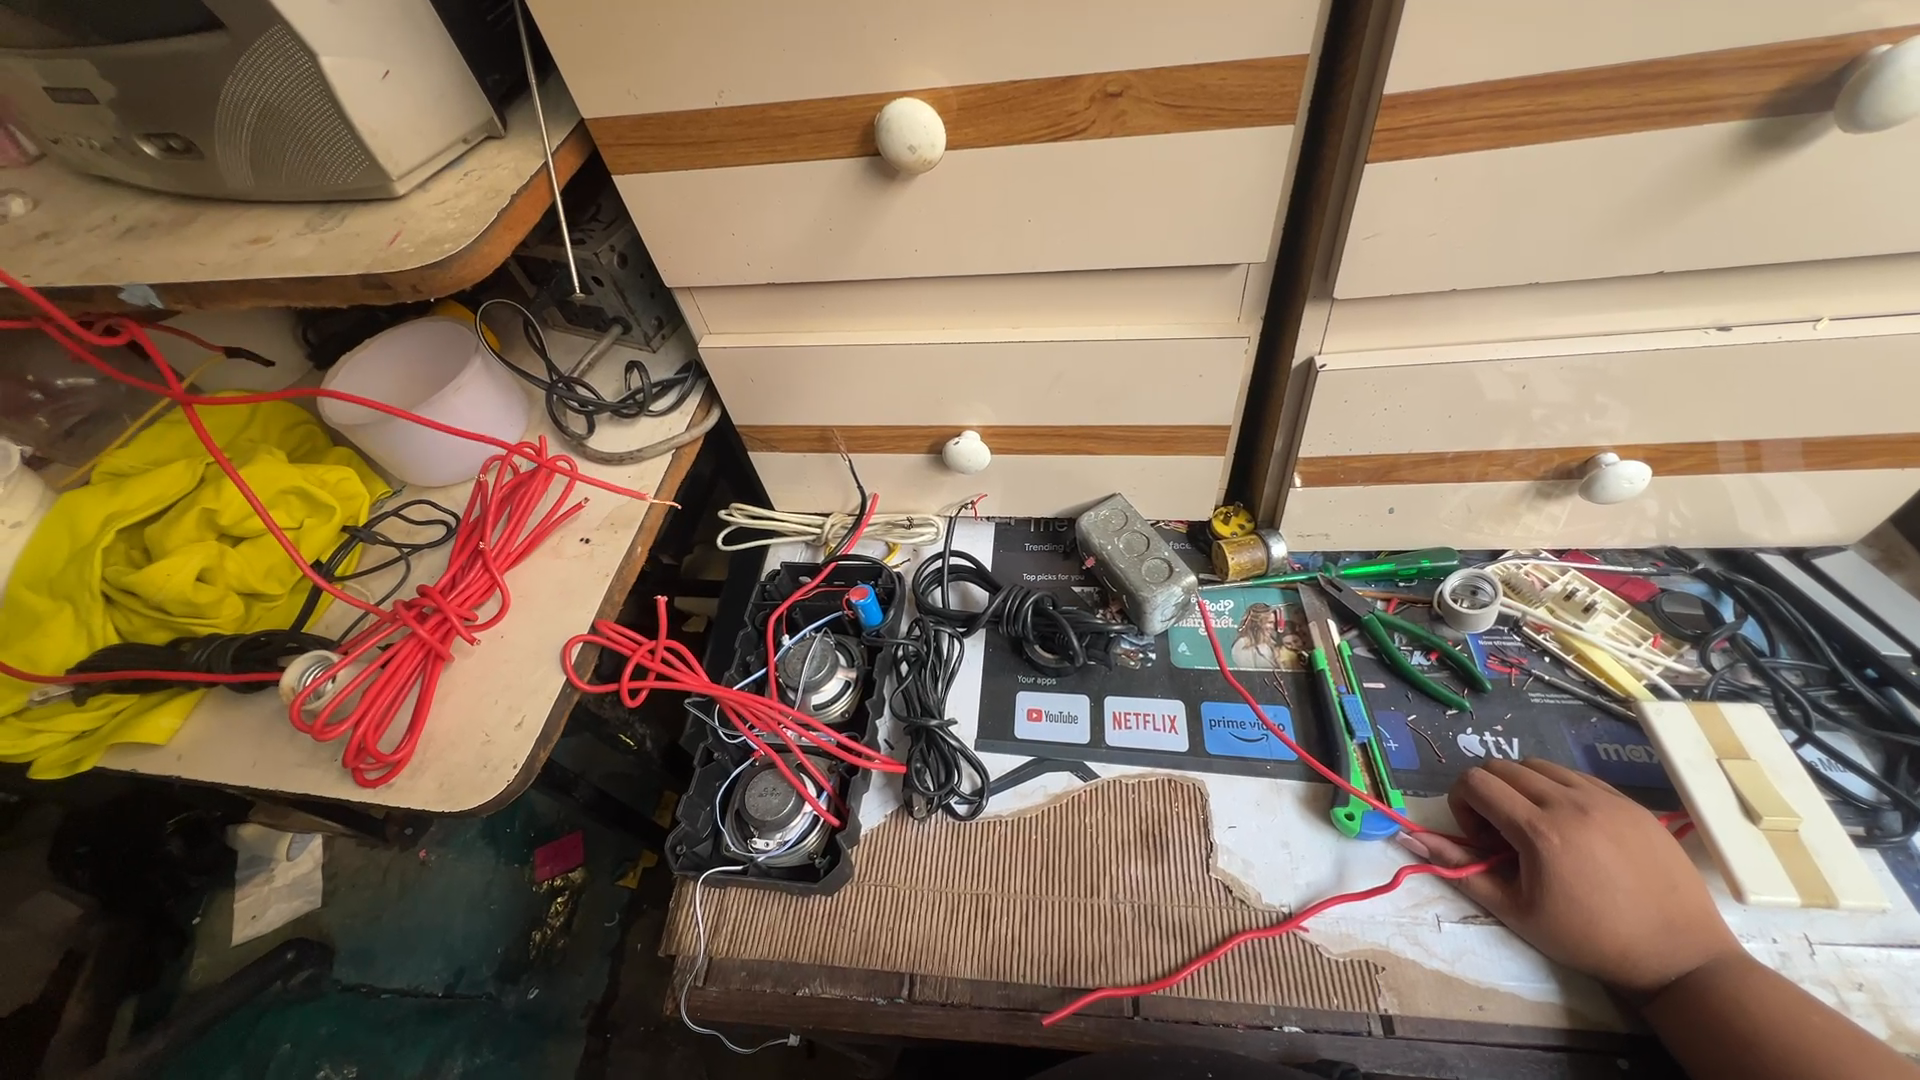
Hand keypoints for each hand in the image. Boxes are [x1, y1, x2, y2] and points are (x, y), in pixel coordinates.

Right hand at [1403, 759, 1743, 1000]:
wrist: (1680, 958)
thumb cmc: (1588, 939)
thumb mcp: (1514, 910)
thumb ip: (1459, 868)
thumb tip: (1410, 839)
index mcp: (1539, 830)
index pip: (1474, 782)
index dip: (1463, 806)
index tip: (1483, 840)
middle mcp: (1570, 803)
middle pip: (1501, 766)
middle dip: (1488, 793)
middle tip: (1505, 835)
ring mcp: (1605, 799)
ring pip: (1538, 765)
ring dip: (1521, 787)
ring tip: (1538, 828)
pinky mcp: (1631, 803)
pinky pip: (1576, 776)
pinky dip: (1557, 790)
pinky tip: (1572, 828)